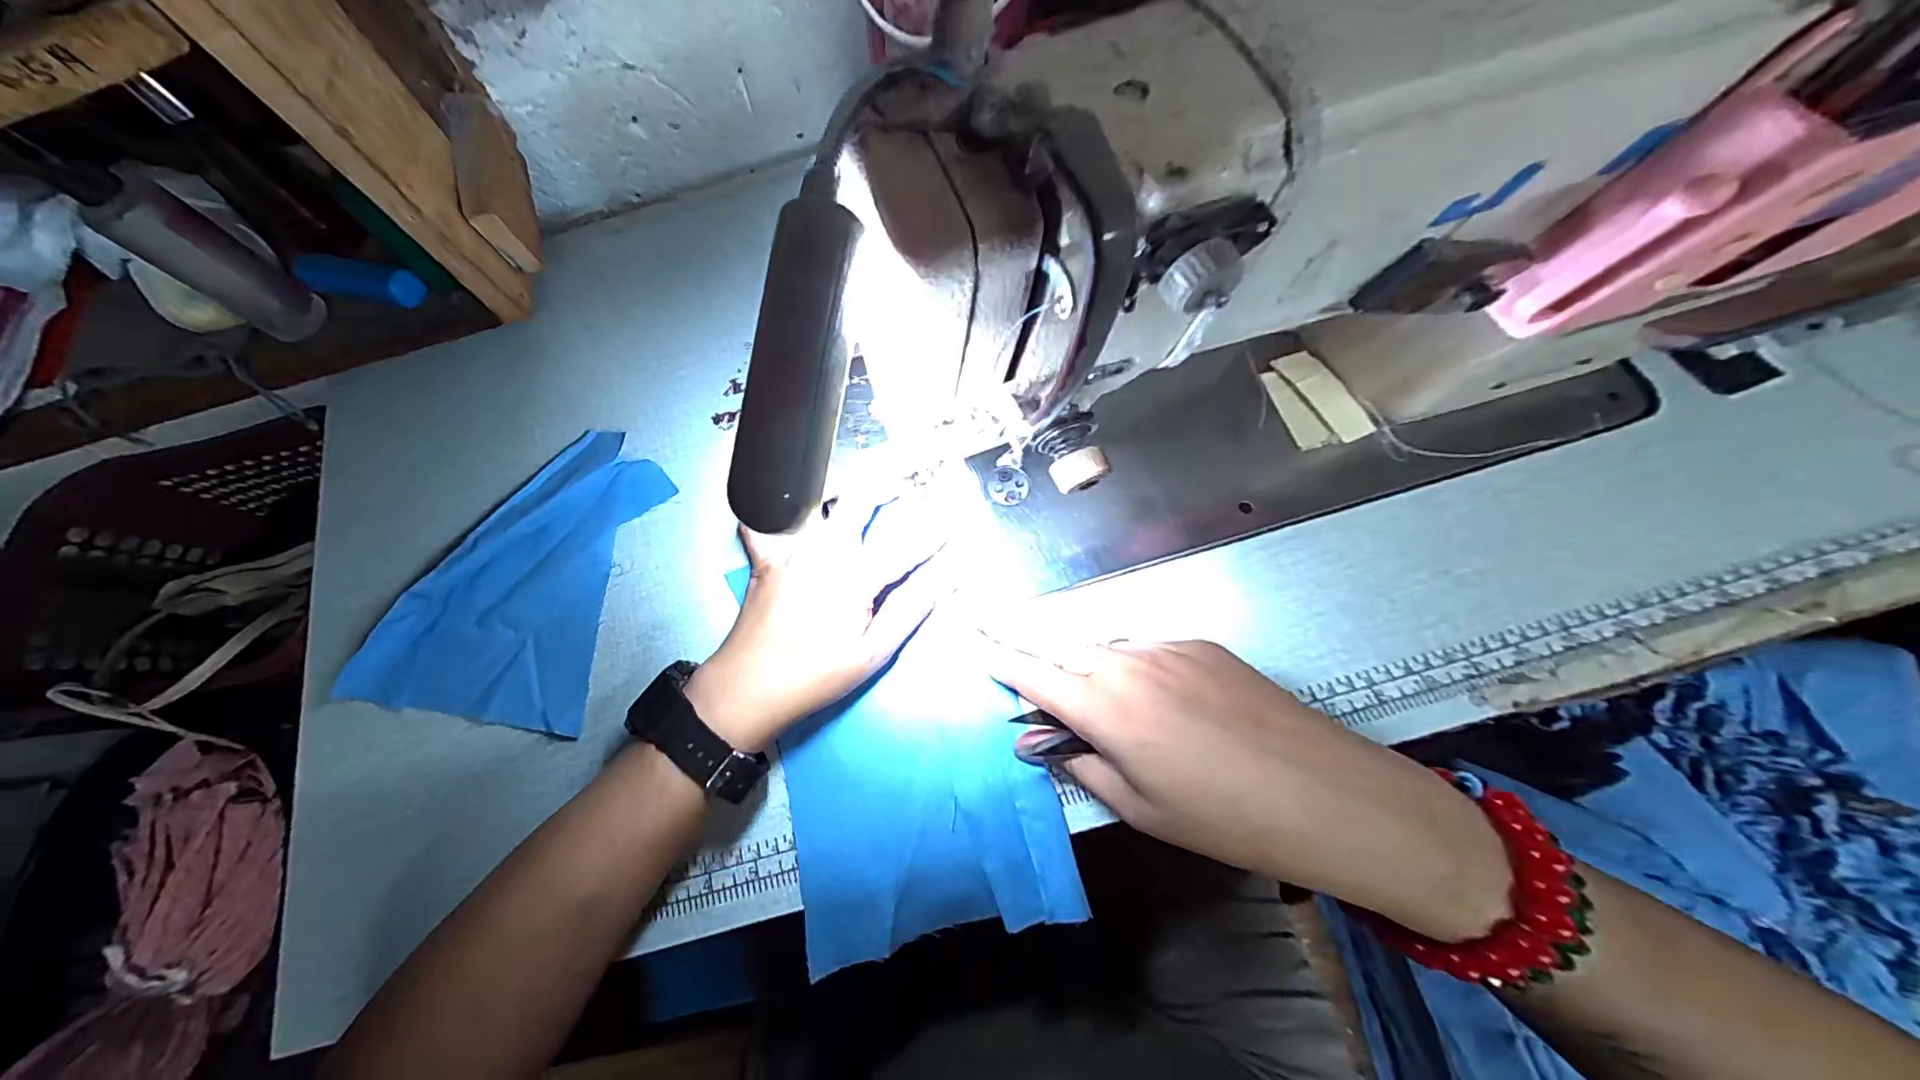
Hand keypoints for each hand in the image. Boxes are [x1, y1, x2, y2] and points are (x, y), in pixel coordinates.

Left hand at [685, 493, 950, 751]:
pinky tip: (784, 500)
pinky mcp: (765, 558)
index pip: (907, 546)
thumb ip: (908, 611)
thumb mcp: (871, 654)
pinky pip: (763, 521)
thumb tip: (944, 580)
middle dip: (888, 481)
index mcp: (854, 578)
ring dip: (840, 483)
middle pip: (859, 500)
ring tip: (859, 475)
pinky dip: (773, 507)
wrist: (746, 688)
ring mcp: (790, 551)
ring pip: (814, 499)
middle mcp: (822, 554)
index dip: (936, 530)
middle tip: (907, 475)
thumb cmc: (812, 677)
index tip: (957, 518)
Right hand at [982, 635, 1513, 941]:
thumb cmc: (1224, 818)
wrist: (1330, 794)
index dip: (998, 657)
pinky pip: (1147, 649)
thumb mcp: (1139, 807)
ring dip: (1085, 664)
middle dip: (1033, 652)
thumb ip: (1083, 763)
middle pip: (1062, 647)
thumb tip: (1045, 741)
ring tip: (1093, 698)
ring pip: (1105, 646)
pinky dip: (1131, 666)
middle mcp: (1129, 662)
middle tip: (1011, 656)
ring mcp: (1170, 646)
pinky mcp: (1204, 644)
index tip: (973, 641)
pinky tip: (1156, 701)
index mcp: (1105, 706)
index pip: (1032, 673)